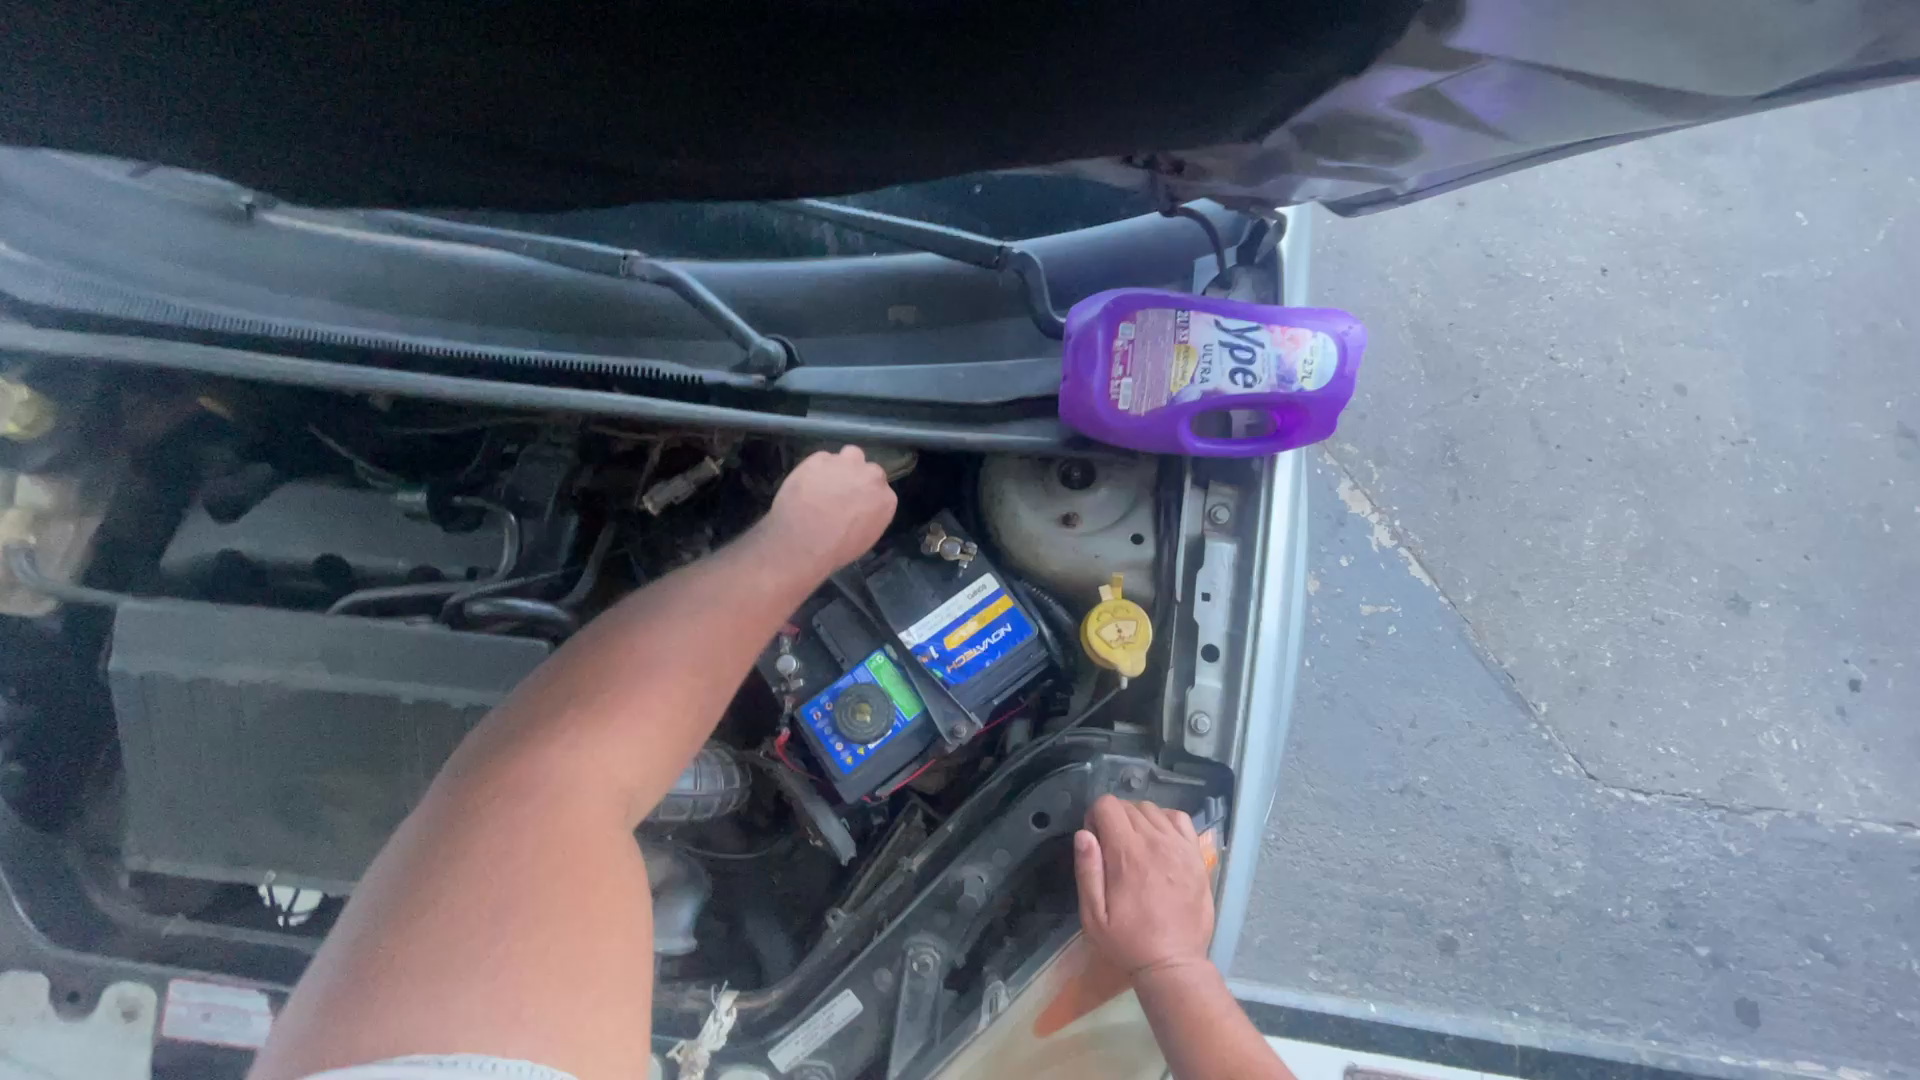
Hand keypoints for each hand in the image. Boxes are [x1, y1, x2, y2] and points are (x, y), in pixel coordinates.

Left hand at [761, 446, 896, 573]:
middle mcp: (871, 476)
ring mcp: (845, 464)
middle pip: (869, 469)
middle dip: (858, 478)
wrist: (803, 544)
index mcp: (886, 499)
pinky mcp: (820, 459)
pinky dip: (817, 468)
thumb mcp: (865, 537)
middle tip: (841, 493)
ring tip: (827, 481)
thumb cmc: (836, 550)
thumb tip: (861, 507)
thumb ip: (870, 514)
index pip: (882, 489)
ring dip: (843, 465)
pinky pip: (822, 458)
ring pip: (851, 454)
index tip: (856, 503)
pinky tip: (808, 483)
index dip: (867, 495)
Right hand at [1073, 795, 1213, 979]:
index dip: (1095, 818)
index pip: (1107, 805)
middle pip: (1129, 806)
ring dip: (1139, 820)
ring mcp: (1179, 847)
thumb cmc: (1128, 942)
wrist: (1174, 965)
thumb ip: (1087, 870)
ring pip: (1153, 810)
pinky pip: (1180, 819)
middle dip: (1114, 819)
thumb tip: (1083, 834)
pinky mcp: (1196, 856)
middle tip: (1113, 850)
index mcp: (1127, 853)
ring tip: (1136, 846)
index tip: (1097, 842)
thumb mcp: (1093, 916)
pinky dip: (1166, 821)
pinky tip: (1160, 840)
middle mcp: (1155, 841)